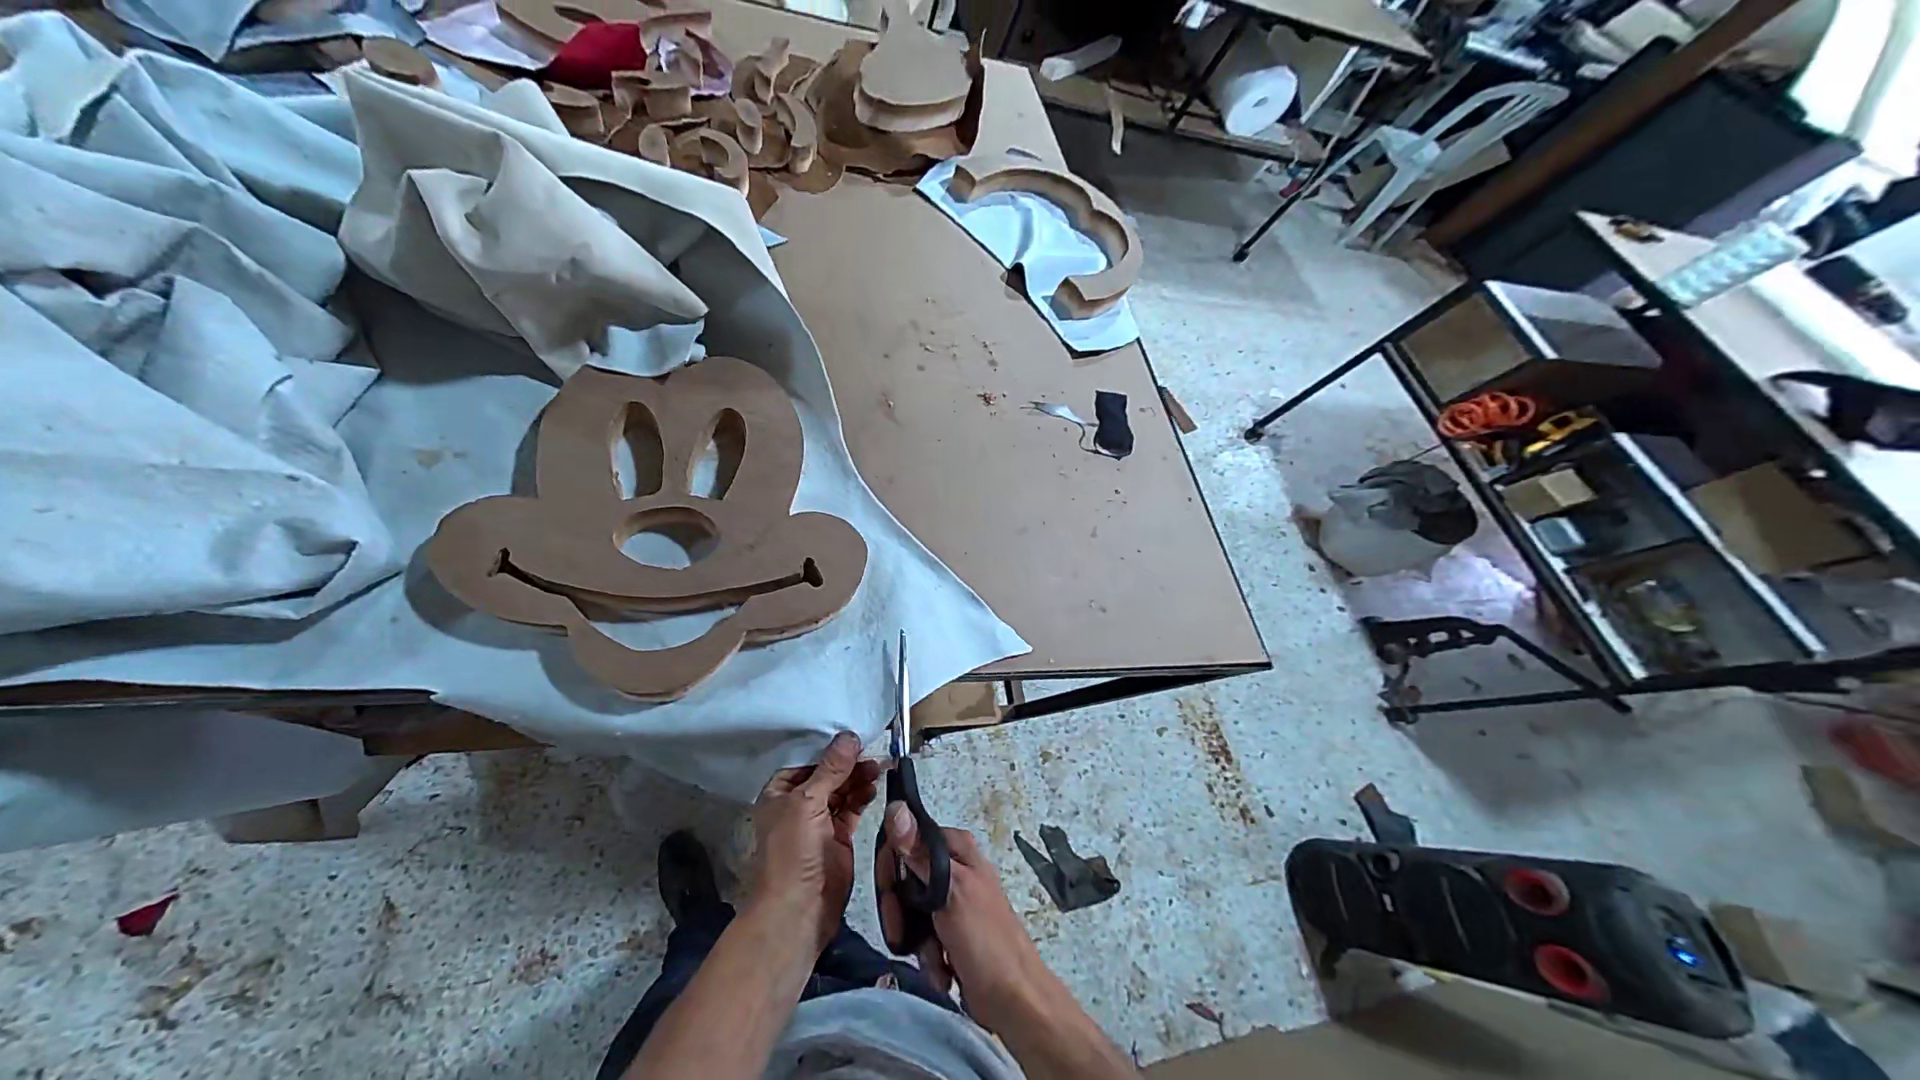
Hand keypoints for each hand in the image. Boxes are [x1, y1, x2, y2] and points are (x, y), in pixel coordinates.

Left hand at [749, 731, 882, 952]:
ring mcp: (819, 822)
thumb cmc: (792, 852)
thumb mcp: (807, 803)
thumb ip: (830, 770)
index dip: (829, 749)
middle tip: (872, 752)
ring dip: (858, 778)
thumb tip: (849, 737)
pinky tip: (875, 786)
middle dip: (848, 764)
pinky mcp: (839, 837)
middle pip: (827, 775)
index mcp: (779, 793)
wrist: (798, 910)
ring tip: (878, 767)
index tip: (854, 736)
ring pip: (842, 790)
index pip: (806, 761)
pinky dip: (863, 796)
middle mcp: (798, 805)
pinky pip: (852, 808)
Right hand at [876, 802, 1050, 1025]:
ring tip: (932, 957)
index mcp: (957, 848)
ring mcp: (952, 899)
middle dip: (902, 912)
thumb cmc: (984, 939)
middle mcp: (954, 867)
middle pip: (904, 877)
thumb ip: (919, 853)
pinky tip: (941, 969)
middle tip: (901, 935)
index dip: (891, 868)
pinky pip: (922, 934)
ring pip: (910, 909)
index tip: (889, 896)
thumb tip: (896, 807)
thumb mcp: (949, 889)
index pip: (906, 840)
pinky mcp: (950, 929)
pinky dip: (927, 953)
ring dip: (915, 938)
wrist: (1012, 998)